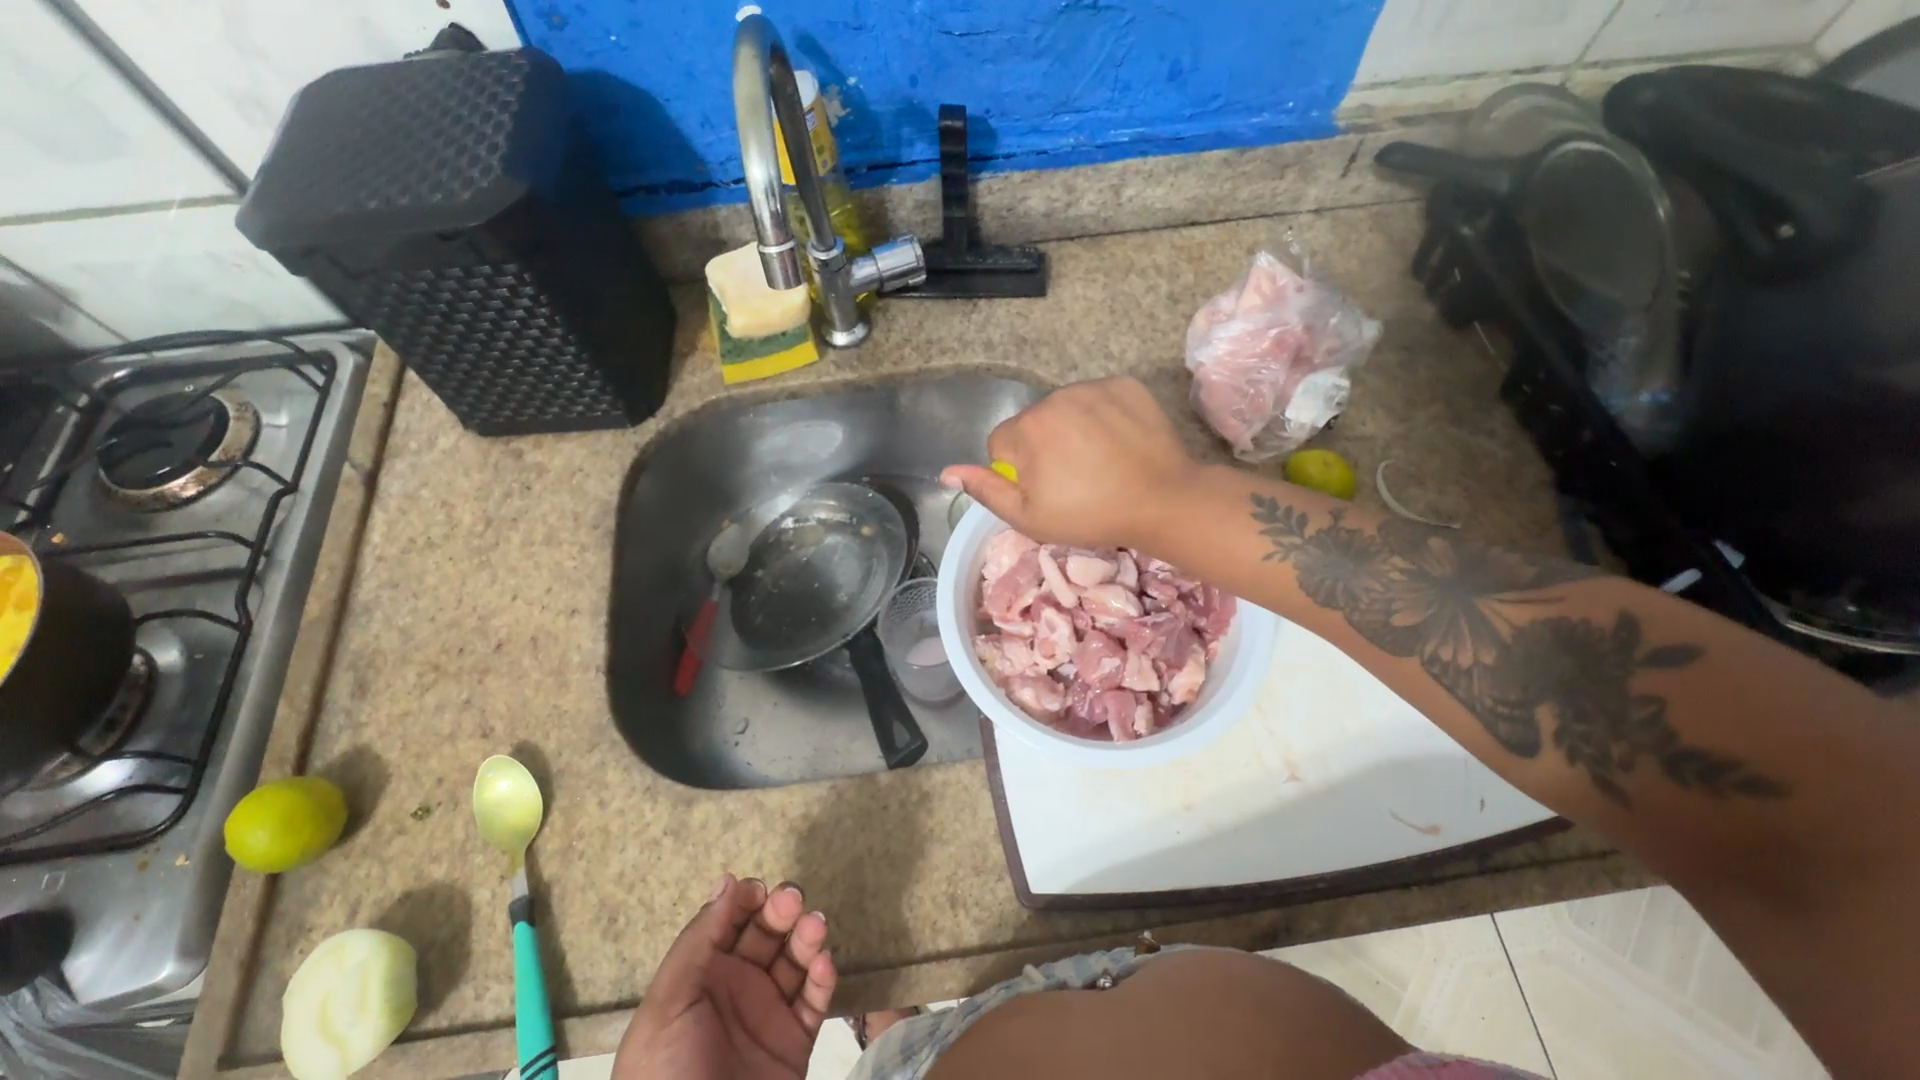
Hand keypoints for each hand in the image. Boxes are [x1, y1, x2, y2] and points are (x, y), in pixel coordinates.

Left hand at [611, 875, 834, 1079]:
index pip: (725, 925)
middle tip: (793, 902)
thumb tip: (728, 880)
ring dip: (806, 940)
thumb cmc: (667, 1074)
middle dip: (780, 913)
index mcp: (696, 979)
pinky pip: (813, 1003)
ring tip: (815, 928)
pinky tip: (824, 966)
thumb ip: (698, 941)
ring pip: (794, 964)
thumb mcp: (667, 1006)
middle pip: (764, 937)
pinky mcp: (795, 1045)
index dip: (743, 902)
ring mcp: (767, 1017)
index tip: (759, 890)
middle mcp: (733, 991)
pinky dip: (822, 980)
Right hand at [941, 376, 1201, 549]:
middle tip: (1075, 479)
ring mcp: (1093, 387)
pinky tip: (1121, 443)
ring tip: (1100, 461)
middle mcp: (1054, 397)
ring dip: (1073, 429)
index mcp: (1026, 429)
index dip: (1019, 471)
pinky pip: (1100, 397)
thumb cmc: (1090, 516)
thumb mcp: (1030, 517)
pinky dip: (1105, 416)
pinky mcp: (1125, 384)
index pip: (1001, 444)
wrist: (1163, 500)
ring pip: (1066, 409)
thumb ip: (986, 490)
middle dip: (1045, 447)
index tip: (1046, 490)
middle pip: (1033, 423)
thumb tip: (946, 471)